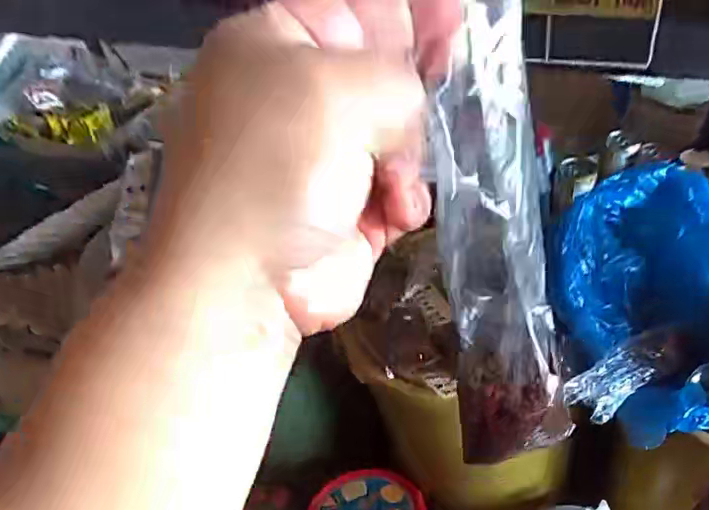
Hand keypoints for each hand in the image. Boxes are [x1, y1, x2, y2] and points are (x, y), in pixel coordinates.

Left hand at [142, 2, 448, 335]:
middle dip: (419, 85)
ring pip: (403, 140)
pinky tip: (397, 214)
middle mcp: (305, 98)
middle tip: (457, 80)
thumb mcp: (335, 92)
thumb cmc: (275, 171)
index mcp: (280, 42)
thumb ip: (395, 80)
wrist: (250, 282)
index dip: (408, 9)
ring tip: (399, 186)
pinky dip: (407, 202)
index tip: (456, 12)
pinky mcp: (353, 215)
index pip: (355, 6)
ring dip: (412, 159)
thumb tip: (413, 109)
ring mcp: (331, 161)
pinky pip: (401, 193)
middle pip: (384, 75)